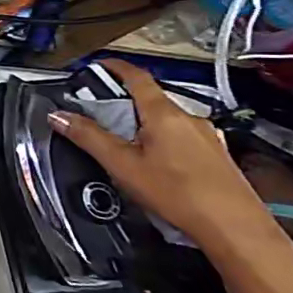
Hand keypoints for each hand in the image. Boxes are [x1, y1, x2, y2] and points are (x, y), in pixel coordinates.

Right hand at [48, 59, 292, 262]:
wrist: (231, 226)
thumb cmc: (179, 195)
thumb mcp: (124, 166)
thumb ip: (90, 138)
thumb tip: (61, 117)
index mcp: (163, 113)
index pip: (136, 76)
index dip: (115, 67)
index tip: (100, 66)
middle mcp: (188, 117)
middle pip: (152, 99)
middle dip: (127, 104)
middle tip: (107, 118)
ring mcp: (206, 134)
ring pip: (170, 120)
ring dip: (148, 126)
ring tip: (132, 151)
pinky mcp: (216, 153)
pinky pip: (186, 138)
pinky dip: (168, 144)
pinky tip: (163, 169)